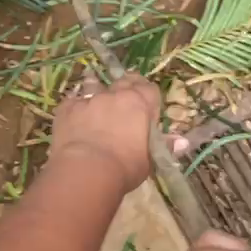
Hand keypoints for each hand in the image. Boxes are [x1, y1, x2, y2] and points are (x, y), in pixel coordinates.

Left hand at [49, 73, 159, 193]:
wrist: (87, 169)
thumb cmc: (125, 168)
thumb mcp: (150, 160)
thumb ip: (165, 146)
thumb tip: (183, 141)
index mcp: (139, 104)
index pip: (150, 89)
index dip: (149, 95)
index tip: (148, 103)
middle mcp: (115, 95)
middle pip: (125, 81)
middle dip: (127, 85)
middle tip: (126, 95)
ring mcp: (89, 99)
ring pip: (95, 85)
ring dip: (97, 90)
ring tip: (96, 97)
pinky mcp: (67, 107)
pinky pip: (72, 100)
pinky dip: (75, 106)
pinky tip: (74, 115)